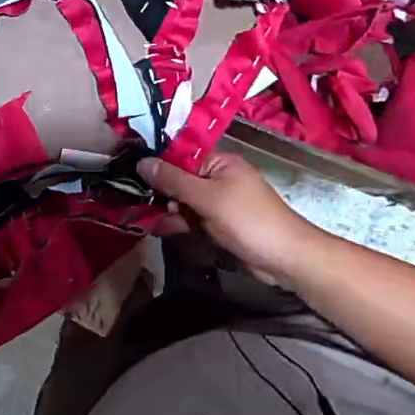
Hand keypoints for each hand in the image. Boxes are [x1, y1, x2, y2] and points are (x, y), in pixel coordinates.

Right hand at [138, 152, 320, 283]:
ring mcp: (218, 202)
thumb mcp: (208, 198)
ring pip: (183, 201)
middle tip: (132, 200)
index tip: (129, 170)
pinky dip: (177, 222)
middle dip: (158, 190)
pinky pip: (191, 218)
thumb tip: (142, 162)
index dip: (156, 163)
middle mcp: (218, 178)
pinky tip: (158, 228)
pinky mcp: (218, 223)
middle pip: (179, 179)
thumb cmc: (249, 221)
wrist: (286, 259)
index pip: (181, 156)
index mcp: (220, 162)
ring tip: (141, 216)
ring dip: (165, 209)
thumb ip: (173, 181)